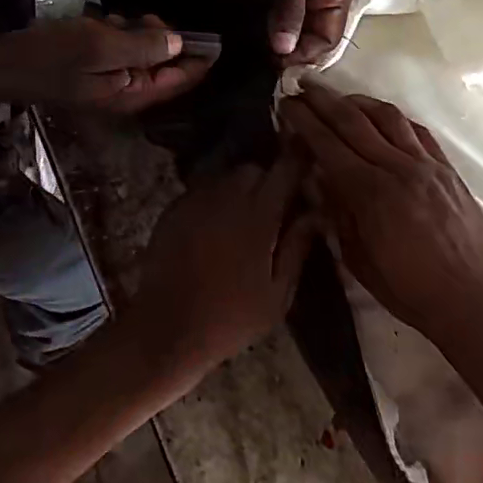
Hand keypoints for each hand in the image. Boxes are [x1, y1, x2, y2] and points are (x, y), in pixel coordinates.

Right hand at [0, 15, 212, 113]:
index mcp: (133, 95)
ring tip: (111, 17)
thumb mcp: (100, 46)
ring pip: (142, 51)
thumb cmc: (50, 55)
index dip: (200, 57)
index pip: (181, 80)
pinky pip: (119, 47)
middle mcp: (126, 93)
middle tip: (140, 17)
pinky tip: (99, 16)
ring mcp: (109, 80)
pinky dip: (115, 30)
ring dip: (134, 29)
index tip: (213, 31)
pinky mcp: (94, 67)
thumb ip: (143, 47)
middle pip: (164, 63)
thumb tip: (181, 45)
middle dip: (159, 36)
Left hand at [127, 154, 317, 373]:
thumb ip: (298, 248)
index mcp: (258, 216)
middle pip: (254, 168)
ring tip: (244, 215)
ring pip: (226, 175)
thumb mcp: (277, 295)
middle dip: (268, 178)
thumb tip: (317, 213)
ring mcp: (196, 199)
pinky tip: (216, 224)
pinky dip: (215, 197)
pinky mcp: (174, 207)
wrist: (164, 330)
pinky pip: (202, 189)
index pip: (285, 169)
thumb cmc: (229, 319)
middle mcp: (227, 196)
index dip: (300, 157)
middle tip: (274, 205)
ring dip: (240, 187)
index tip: (310, 153)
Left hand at [230, 0, 355, 64]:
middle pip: (310, 38)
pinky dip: (264, 27)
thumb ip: (290, 8)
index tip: (274, 64)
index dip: (304, 55)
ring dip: (274, 42)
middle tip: (258, 62)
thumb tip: (283, 51)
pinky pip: (276, 16)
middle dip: (288, 52)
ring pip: (292, 30)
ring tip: (249, 53)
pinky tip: (244, 36)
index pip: (329, 39)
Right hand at [279, 86, 482, 339]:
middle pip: (354, 120)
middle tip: (303, 85)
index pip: (328, 144)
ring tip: (340, 97)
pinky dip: (394, 118)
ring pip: (388, 116)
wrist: (469, 298)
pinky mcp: (447, 168)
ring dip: (359, 101)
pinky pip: (417, 130)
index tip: (286, 104)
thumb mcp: (358, 259)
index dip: (304, 121)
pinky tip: (382, 118)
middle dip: (323, 100)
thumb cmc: (407, 288)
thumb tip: (320, 176)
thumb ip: (338, 212)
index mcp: (370, 193)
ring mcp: (426, 164)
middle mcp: (397, 167)